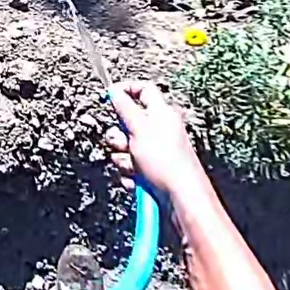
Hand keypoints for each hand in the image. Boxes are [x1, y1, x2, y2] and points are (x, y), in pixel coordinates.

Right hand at [104, 80, 214, 215]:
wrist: (180, 199)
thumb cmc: (167, 161)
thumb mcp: (139, 127)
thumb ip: (124, 106)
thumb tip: (114, 90)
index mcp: (161, 113)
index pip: (142, 90)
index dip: (125, 89)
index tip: (108, 96)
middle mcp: (158, 130)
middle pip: (126, 123)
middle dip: (118, 136)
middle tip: (125, 144)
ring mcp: (154, 152)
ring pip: (124, 148)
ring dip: (123, 158)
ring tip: (135, 167)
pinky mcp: (150, 171)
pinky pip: (128, 166)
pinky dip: (129, 174)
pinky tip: (138, 180)